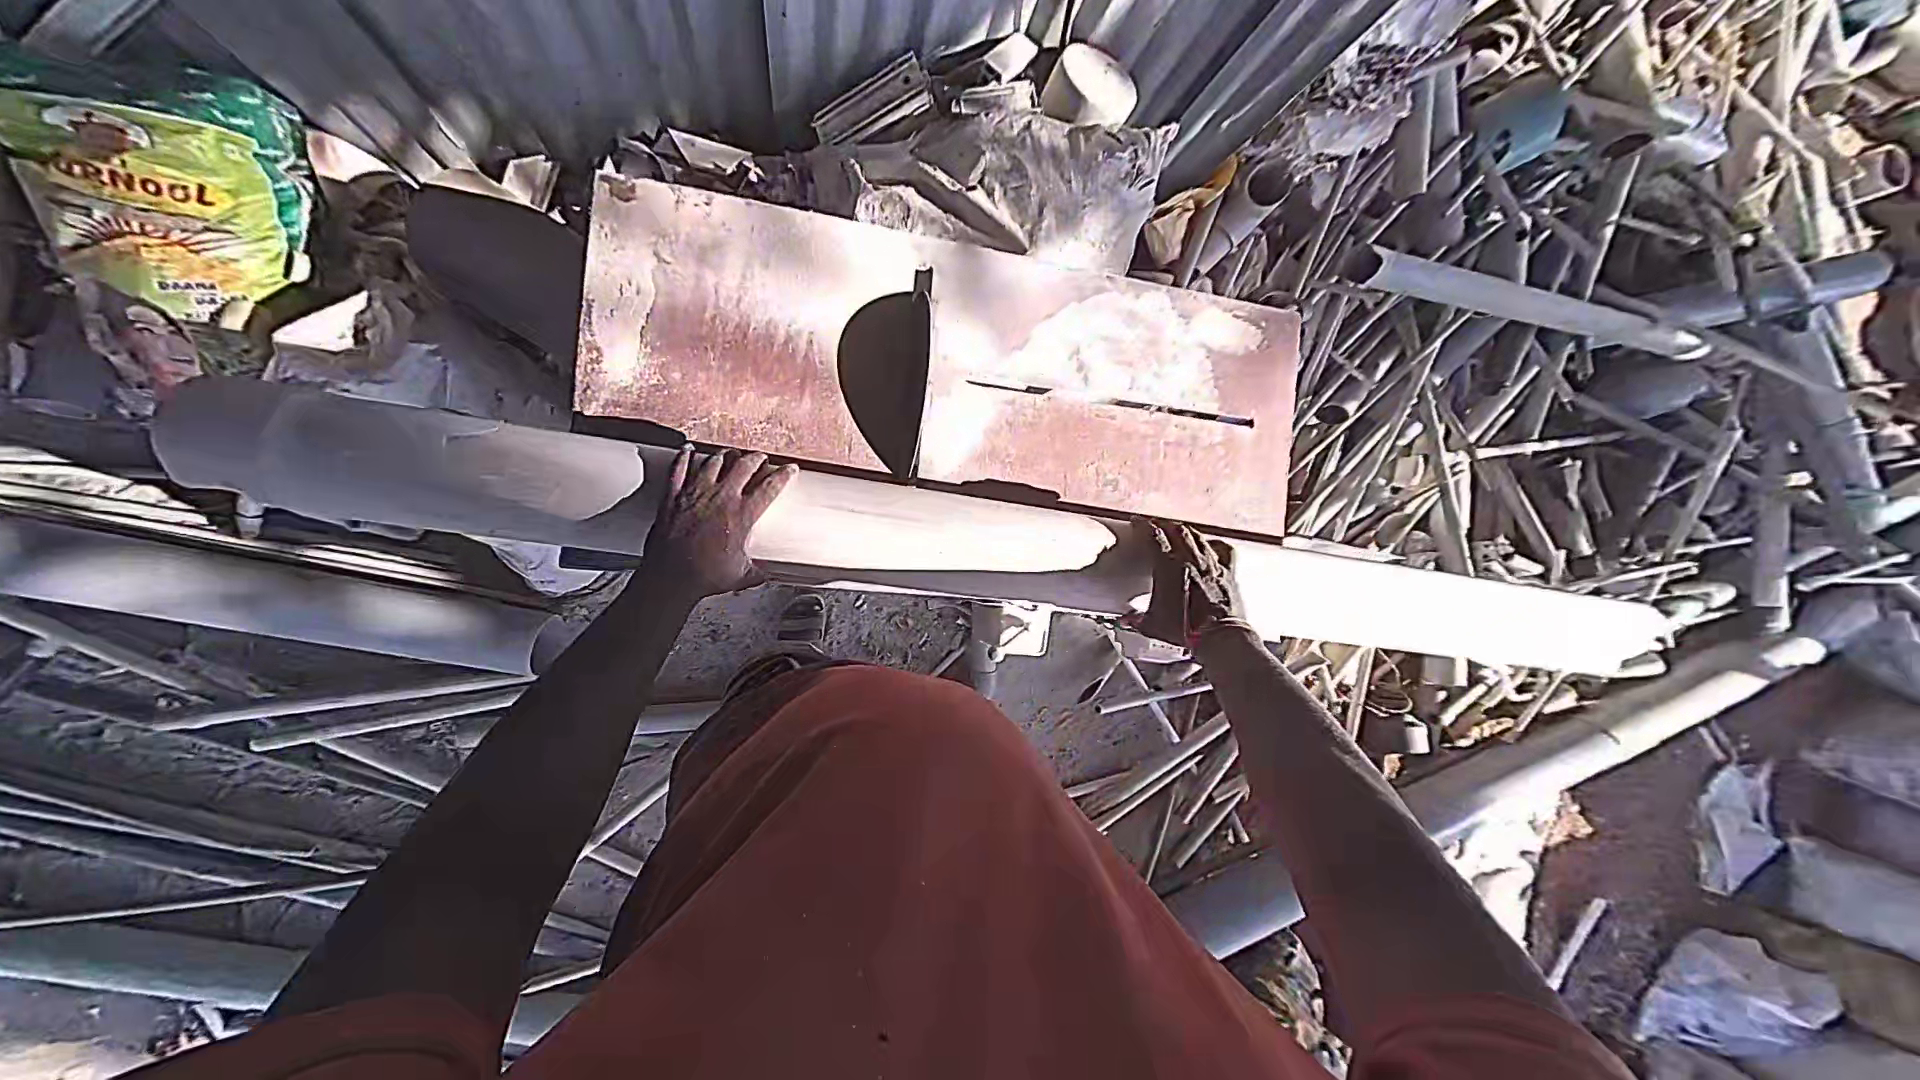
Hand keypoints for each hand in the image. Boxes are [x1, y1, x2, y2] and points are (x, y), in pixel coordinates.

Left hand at [644, 446, 796, 597]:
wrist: (671, 577)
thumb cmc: (705, 576)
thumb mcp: (741, 575)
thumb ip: (757, 571)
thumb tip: (765, 574)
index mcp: (742, 515)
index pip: (770, 487)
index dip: (783, 474)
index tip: (789, 469)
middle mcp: (721, 498)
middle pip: (743, 465)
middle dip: (755, 458)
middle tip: (760, 458)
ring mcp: (696, 494)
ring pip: (714, 462)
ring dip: (725, 455)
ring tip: (731, 454)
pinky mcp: (673, 497)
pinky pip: (678, 469)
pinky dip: (684, 458)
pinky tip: (688, 452)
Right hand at [1128, 519, 1246, 646]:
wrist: (1219, 637)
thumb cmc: (1188, 630)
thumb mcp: (1154, 625)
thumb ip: (1138, 620)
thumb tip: (1128, 621)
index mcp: (1168, 567)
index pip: (1153, 536)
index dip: (1143, 526)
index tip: (1137, 522)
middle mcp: (1190, 560)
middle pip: (1175, 530)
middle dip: (1163, 525)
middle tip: (1155, 525)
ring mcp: (1210, 564)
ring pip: (1197, 536)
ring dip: (1185, 530)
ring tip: (1178, 529)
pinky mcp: (1227, 572)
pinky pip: (1223, 549)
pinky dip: (1215, 543)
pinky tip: (1211, 544)